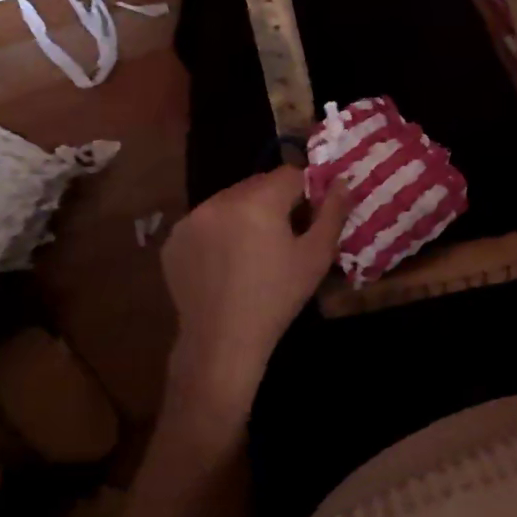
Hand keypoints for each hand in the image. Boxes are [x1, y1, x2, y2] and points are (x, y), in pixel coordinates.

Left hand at [159, 167, 351, 391]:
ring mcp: (191, 220)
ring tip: (256, 249)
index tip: (312, 217)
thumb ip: (333, 212)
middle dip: (276, 201)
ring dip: (247, 213)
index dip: (307, 191)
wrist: (222, 342)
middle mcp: (219, 200)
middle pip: (259, 184)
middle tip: (287, 235)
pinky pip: (206, 221)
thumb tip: (342, 182)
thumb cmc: (277, 297)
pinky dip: (221, 230)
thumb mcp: (316, 255)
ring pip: (231, 201)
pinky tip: (229, 261)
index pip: (290, 174)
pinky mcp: (174, 240)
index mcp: (257, 201)